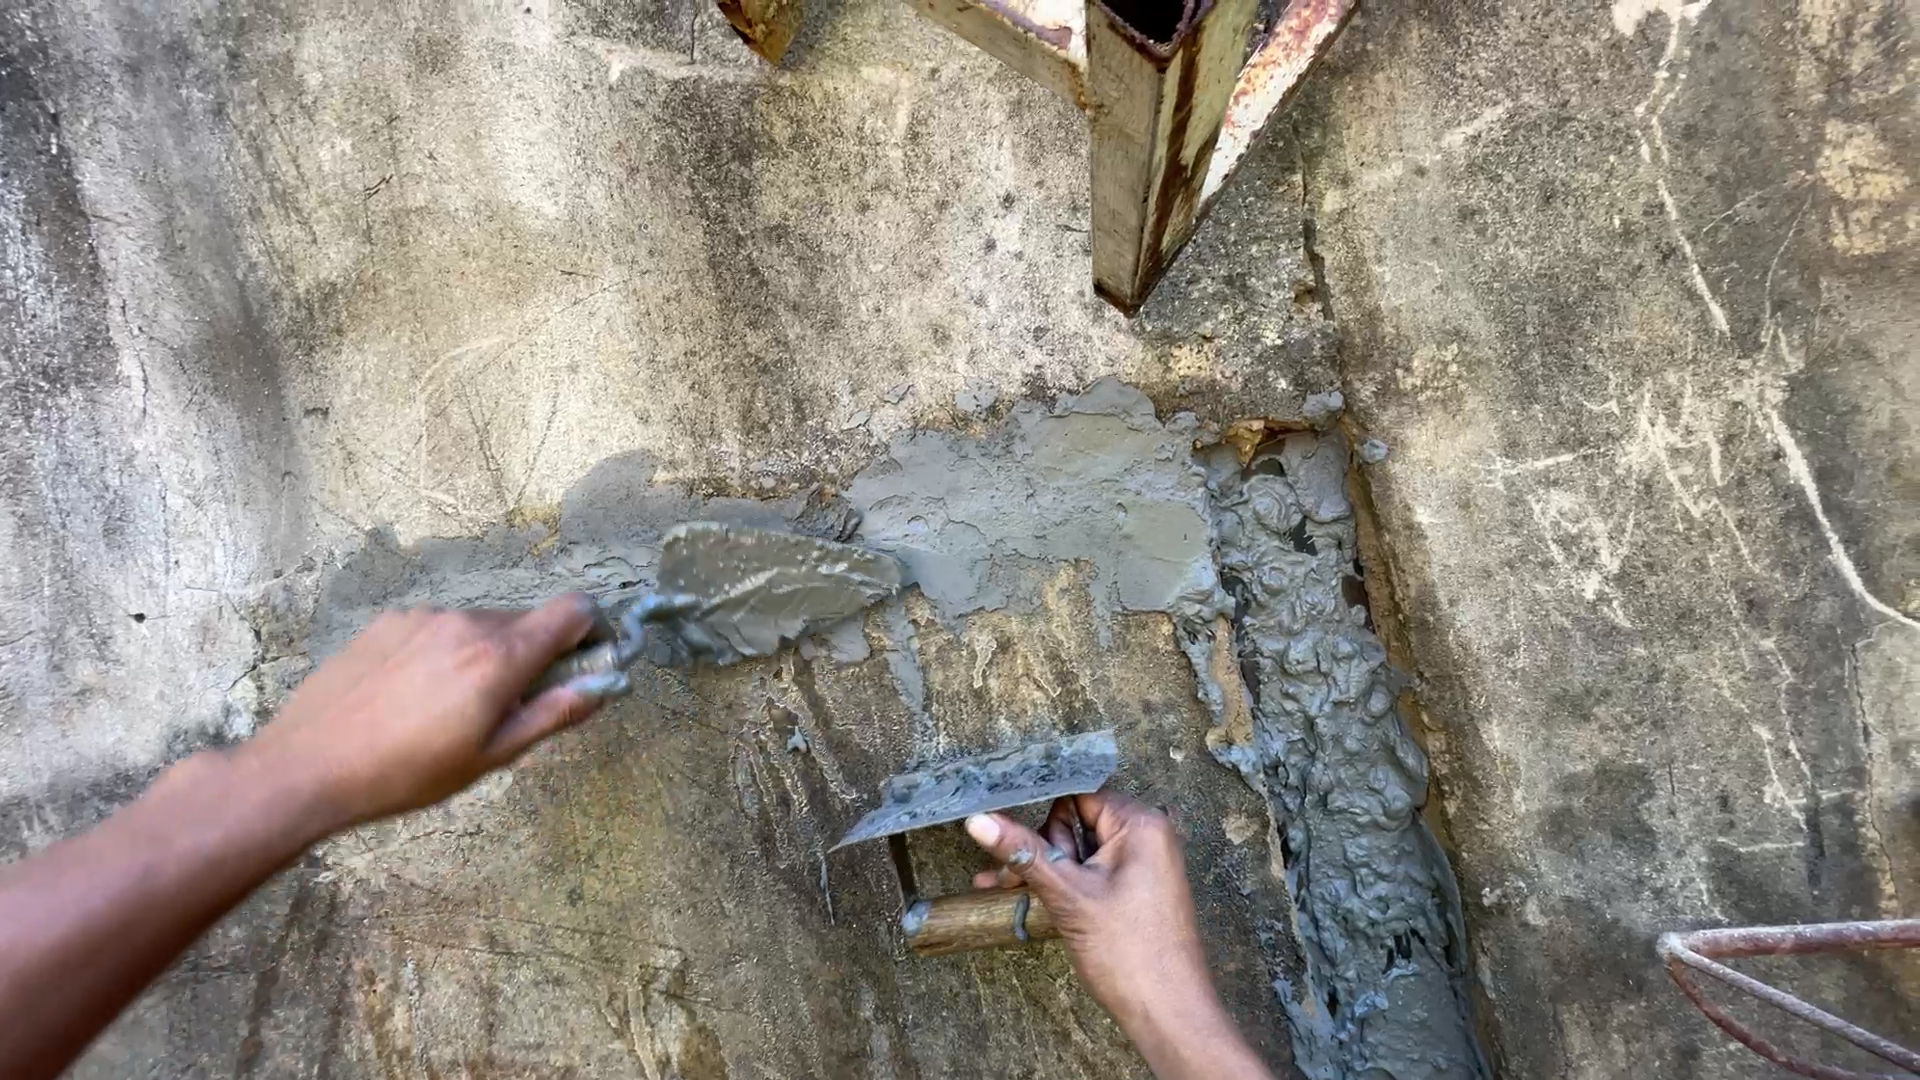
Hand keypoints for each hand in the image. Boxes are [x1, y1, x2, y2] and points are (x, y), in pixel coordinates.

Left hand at [239, 595, 626, 830]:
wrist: (300, 770)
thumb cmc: (407, 773)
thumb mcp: (494, 755)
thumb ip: (557, 712)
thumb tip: (607, 685)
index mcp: (501, 657)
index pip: (575, 609)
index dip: (591, 631)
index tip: (581, 662)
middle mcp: (469, 623)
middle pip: (530, 621)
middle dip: (535, 653)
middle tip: (507, 702)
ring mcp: (426, 617)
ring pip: (486, 624)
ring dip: (490, 652)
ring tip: (451, 701)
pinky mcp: (391, 620)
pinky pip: (444, 625)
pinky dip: (449, 648)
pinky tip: (414, 689)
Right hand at [964, 792, 1209, 1026]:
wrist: (1169, 1017)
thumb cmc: (1127, 953)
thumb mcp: (1067, 894)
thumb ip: (1023, 852)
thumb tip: (978, 819)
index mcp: (1139, 822)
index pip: (1076, 797)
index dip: (1047, 822)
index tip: (1020, 844)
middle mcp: (1147, 833)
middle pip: (1075, 822)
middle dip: (1042, 850)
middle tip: (1018, 881)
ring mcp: (1144, 861)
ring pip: (1080, 850)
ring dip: (1047, 869)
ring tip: (1013, 891)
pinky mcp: (1137, 886)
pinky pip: (1093, 870)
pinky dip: (1066, 882)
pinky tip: (1028, 895)